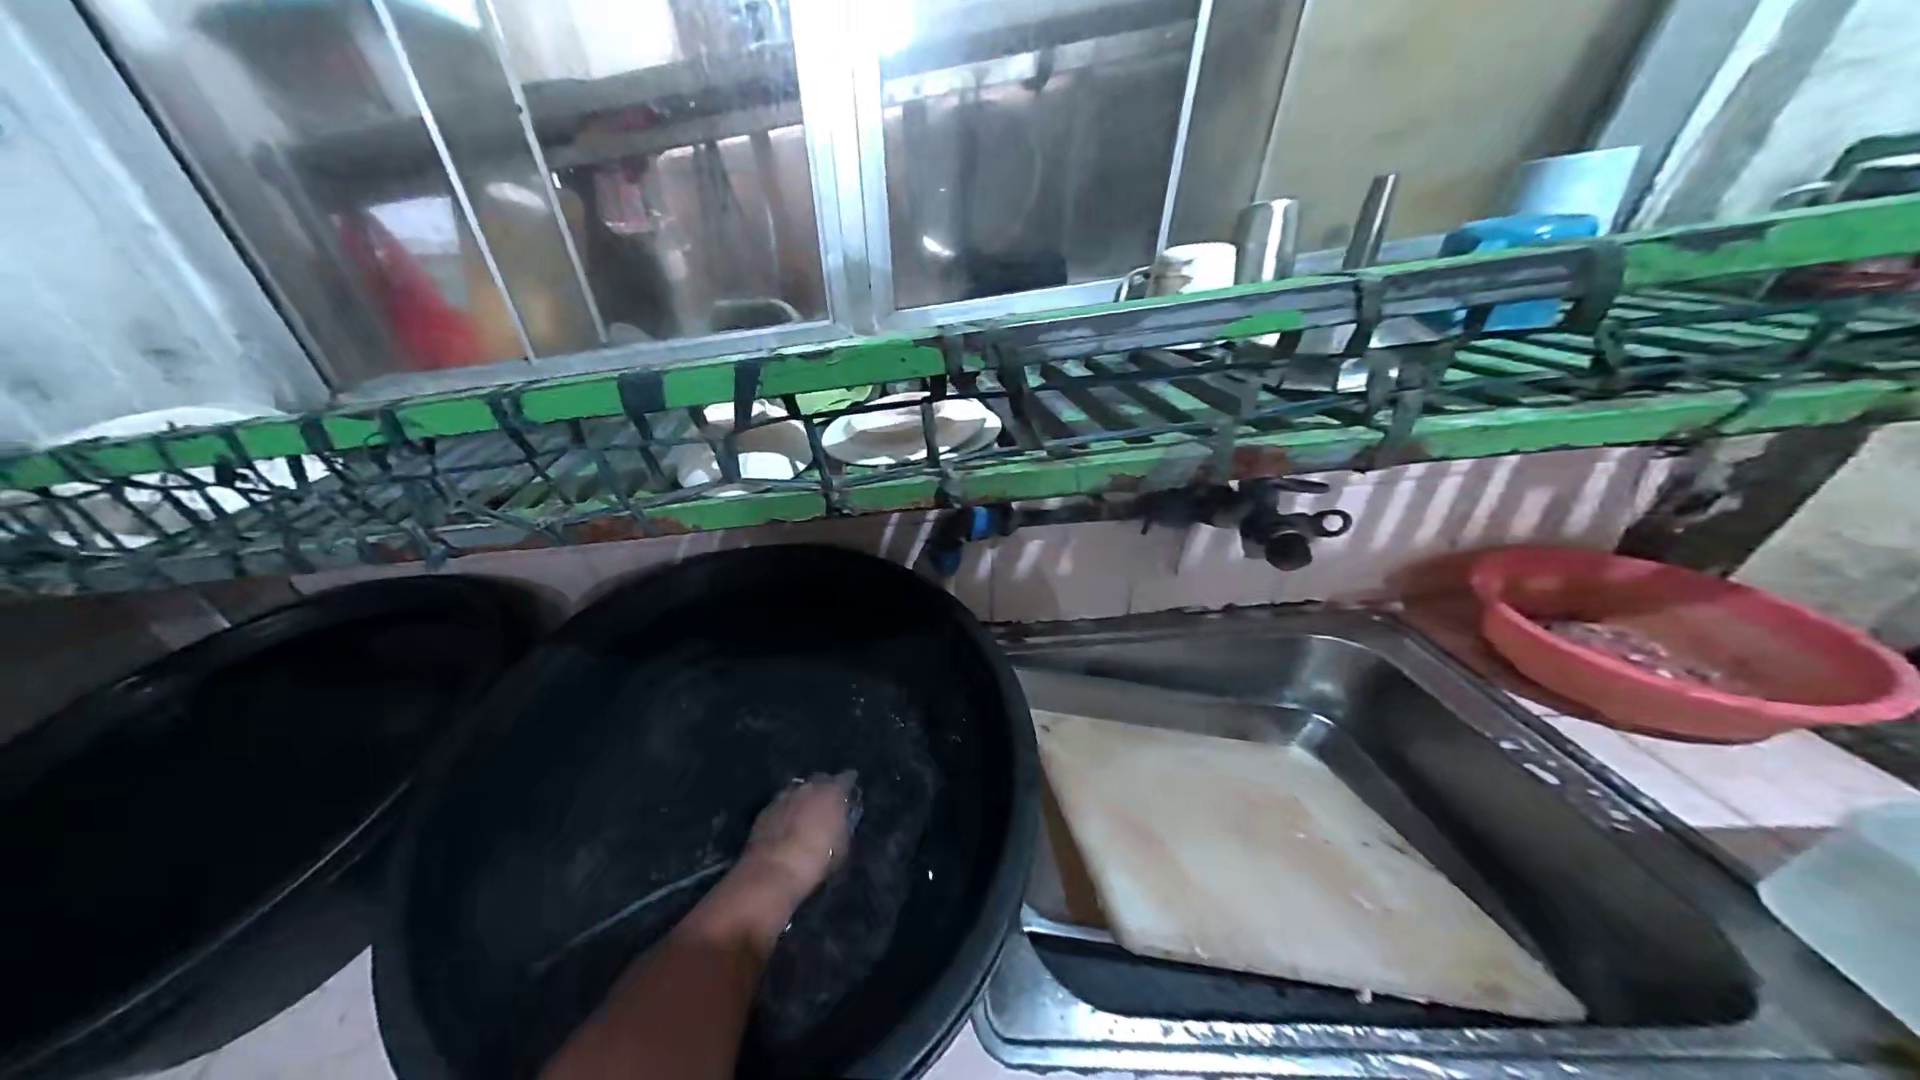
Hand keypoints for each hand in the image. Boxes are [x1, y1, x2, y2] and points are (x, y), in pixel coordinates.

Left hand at [685, 771, 857, 953]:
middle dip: (825, 787)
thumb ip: (844, 824)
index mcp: (833, 792)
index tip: (851, 791)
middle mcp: (809, 787)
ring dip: (804, 798)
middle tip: (828, 802)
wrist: (774, 871)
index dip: (850, 783)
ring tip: (806, 813)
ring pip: (799, 789)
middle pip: (821, 779)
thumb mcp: (843, 845)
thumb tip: (842, 818)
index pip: (847, 777)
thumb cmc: (818, 859)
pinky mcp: (765, 809)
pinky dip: (787, 809)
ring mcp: (785, 796)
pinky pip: (782, 803)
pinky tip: (786, 823)